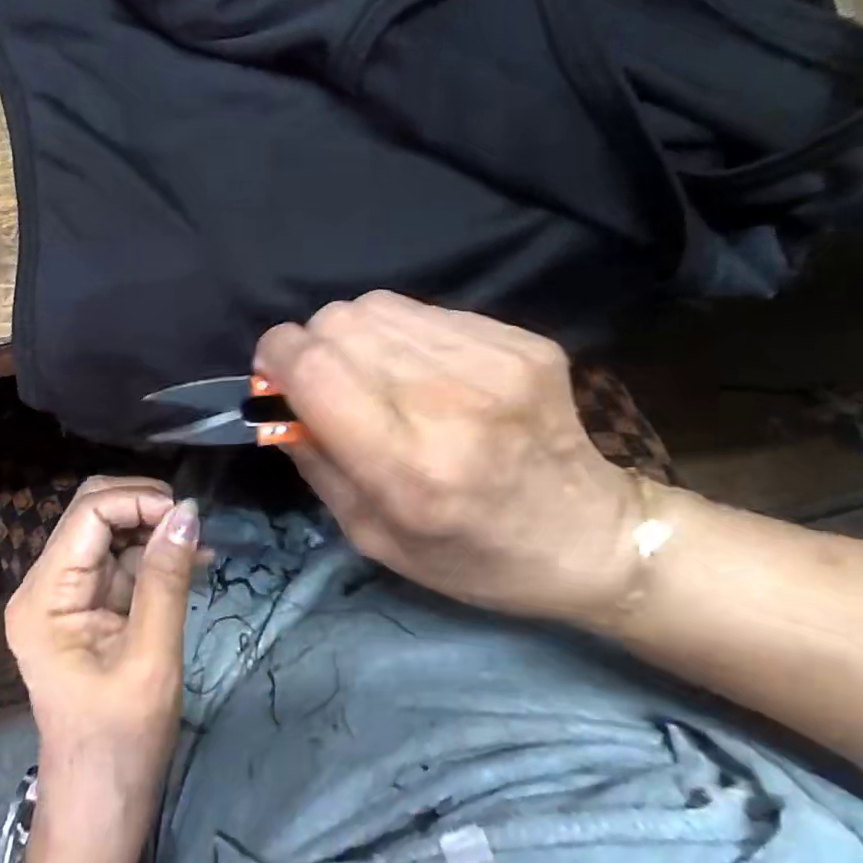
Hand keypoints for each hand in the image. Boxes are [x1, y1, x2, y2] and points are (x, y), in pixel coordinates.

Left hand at [4, 476, 200, 862]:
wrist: (103, 797)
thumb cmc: (121, 737)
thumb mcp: (152, 656)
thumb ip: (166, 579)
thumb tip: (188, 511)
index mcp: (45, 597)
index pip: (88, 513)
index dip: (139, 500)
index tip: (187, 518)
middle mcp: (47, 585)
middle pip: (93, 511)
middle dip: (145, 506)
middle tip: (192, 526)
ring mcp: (67, 594)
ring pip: (110, 528)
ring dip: (155, 528)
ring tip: (199, 547)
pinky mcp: (89, 604)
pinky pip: (122, 557)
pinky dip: (156, 553)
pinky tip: (192, 562)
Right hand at [255, 291, 661, 624]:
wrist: (590, 535)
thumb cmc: (474, 557)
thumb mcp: (376, 539)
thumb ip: (316, 462)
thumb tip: (276, 399)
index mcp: (409, 468)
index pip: (314, 369)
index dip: (277, 356)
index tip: (272, 371)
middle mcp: (450, 402)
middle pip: (340, 324)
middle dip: (312, 344)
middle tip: (323, 379)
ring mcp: (494, 361)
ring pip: (378, 306)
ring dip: (356, 335)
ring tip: (373, 373)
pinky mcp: (522, 340)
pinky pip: (427, 311)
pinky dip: (405, 335)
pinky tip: (424, 371)